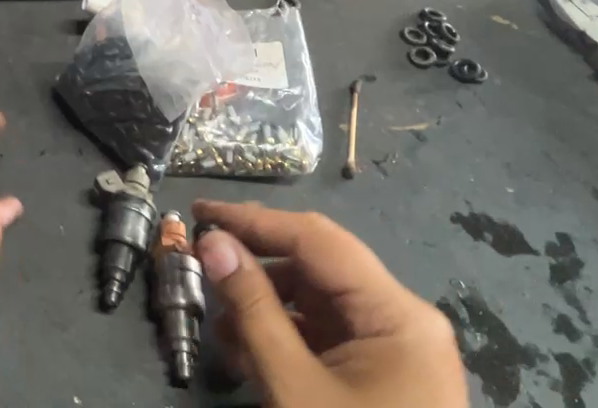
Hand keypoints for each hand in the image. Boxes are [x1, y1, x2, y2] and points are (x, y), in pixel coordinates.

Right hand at [193, 201, 467, 407]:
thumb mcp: (293, 385)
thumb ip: (252, 307)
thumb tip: (212, 241)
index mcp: (396, 314)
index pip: (315, 239)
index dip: (253, 220)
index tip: (197, 212)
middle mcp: (400, 318)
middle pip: (316, 264)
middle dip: (255, 262)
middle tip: (200, 257)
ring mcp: (391, 347)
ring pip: (314, 297)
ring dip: (262, 302)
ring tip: (220, 325)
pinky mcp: (378, 373)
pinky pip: (322, 331)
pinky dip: (281, 332)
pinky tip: (244, 351)